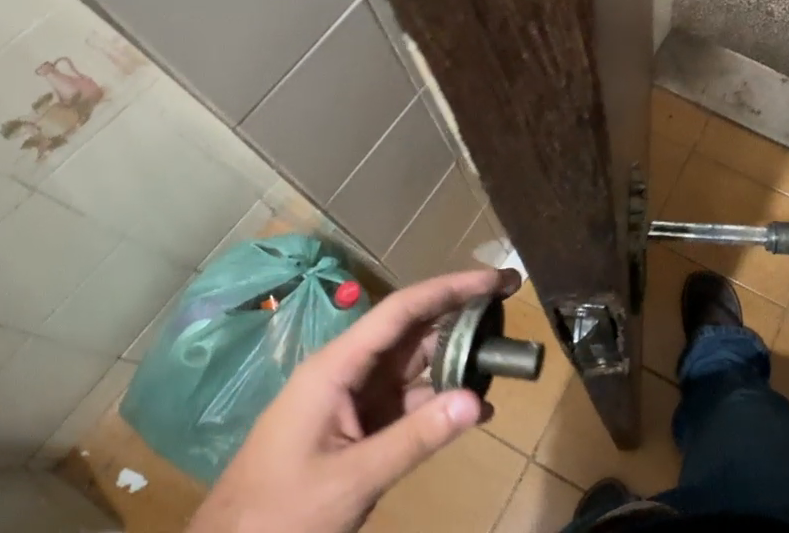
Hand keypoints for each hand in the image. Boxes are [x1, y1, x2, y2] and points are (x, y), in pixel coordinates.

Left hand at [187, 267, 520, 532]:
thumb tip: (479, 400)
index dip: (452, 289)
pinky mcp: (358, 429)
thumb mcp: (351, 480)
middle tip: (510, 303)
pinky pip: (408, 403)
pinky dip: (441, 402)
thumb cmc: (278, 516)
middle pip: (412, 331)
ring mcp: (352, 401)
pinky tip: (476, 410)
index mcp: (335, 367)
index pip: (402, 311)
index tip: (497, 279)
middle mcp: (346, 373)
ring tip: (502, 356)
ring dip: (456, 359)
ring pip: (414, 365)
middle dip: (460, 314)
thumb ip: (416, 439)